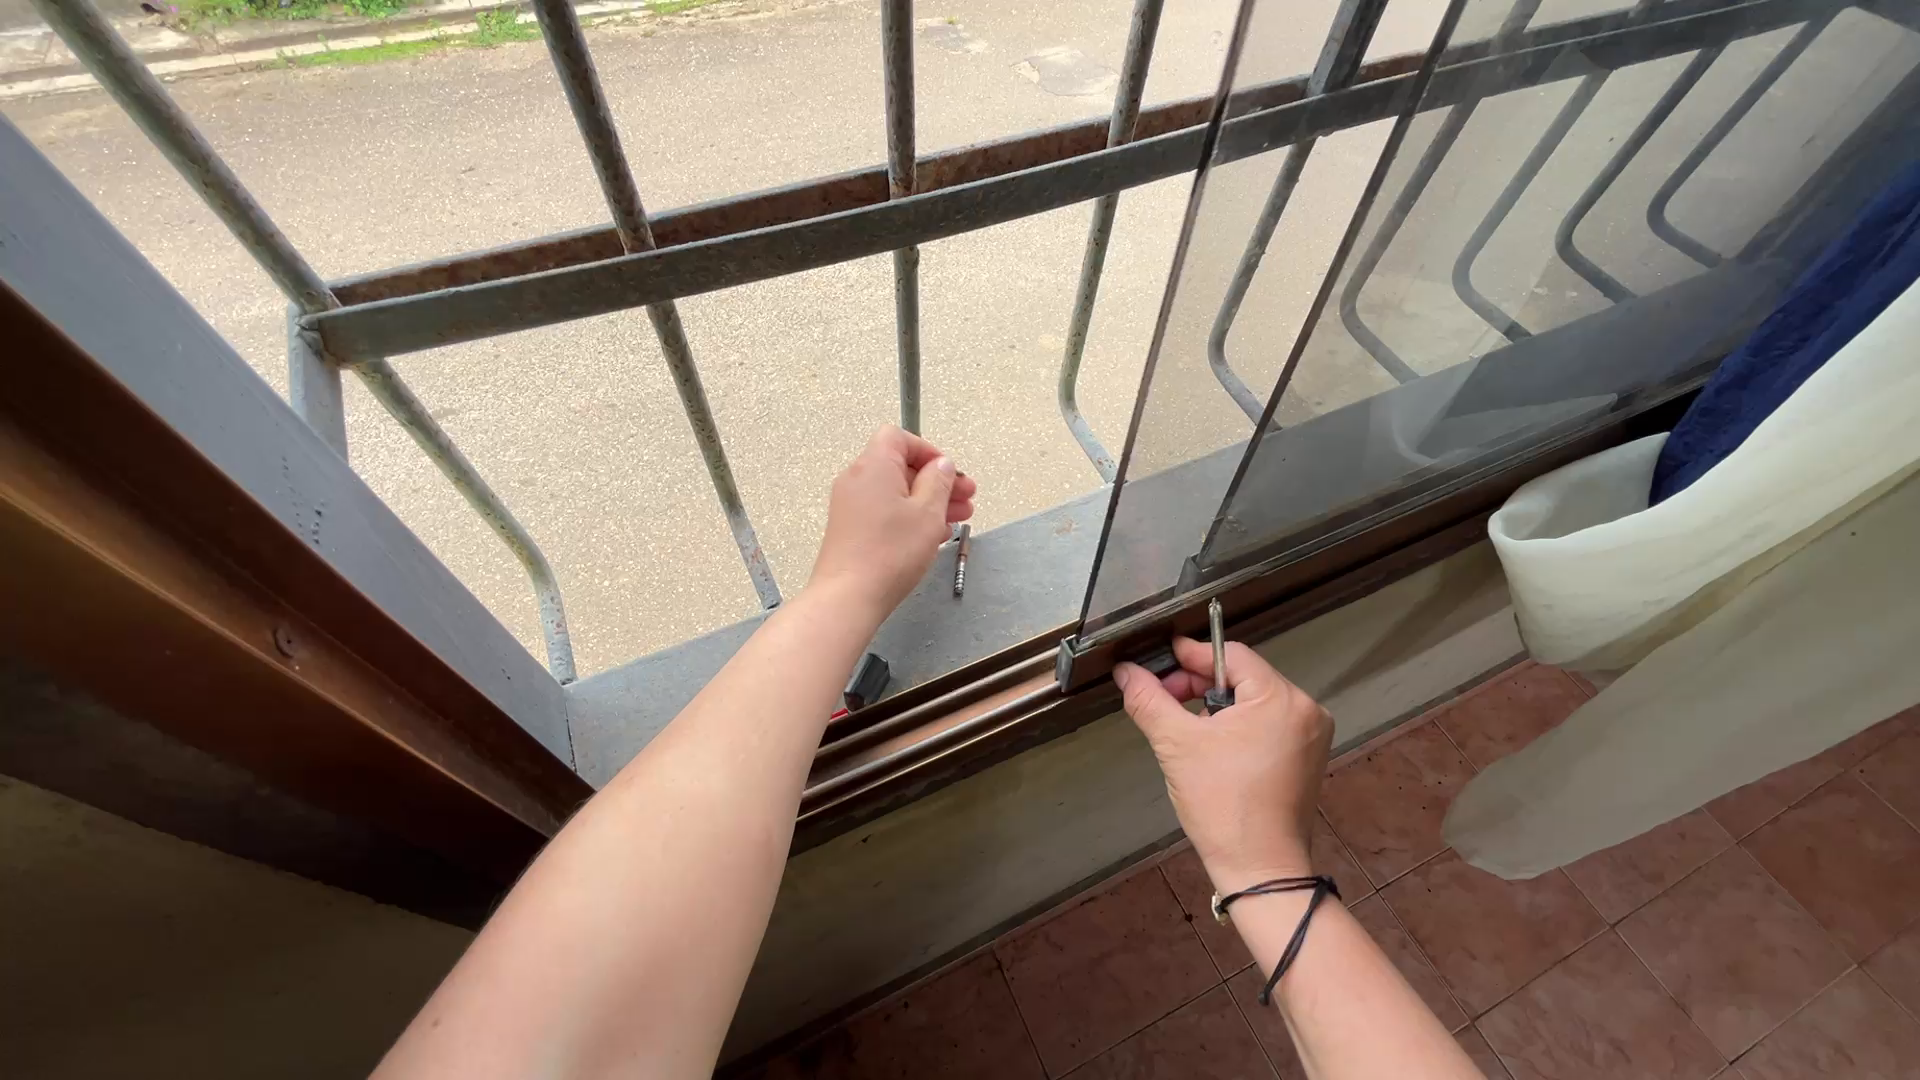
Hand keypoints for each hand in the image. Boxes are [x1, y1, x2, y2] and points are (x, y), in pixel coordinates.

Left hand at [808, 425, 977, 616]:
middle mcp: (857, 479)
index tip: (950, 474)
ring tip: (959, 520)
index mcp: (874, 465)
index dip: (928, 451)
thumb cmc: (891, 552)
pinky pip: (883, 510)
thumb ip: (939, 481)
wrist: (848, 597)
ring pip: (895, 492)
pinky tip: (933, 535)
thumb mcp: (928, 513)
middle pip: (900, 466)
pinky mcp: (849, 528)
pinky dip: (908, 516)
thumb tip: (941, 464)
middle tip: (967, 499)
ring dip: (927, 501)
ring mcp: (850, 505)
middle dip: (937, 480)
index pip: (899, 437)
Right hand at [1115, 637, 1332, 890]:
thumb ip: (1148, 699)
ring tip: (1186, 729)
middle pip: (1242, 676)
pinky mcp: (1306, 757)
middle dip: (1198, 685)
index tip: (1159, 663)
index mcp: (1281, 699)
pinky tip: (1211, 746)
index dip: (1190, 656)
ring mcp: (1310, 735)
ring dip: (1215, 706)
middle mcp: (1305, 710)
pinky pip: (1265, 722)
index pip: (1230, 655)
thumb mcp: (1175, 744)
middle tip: (1165, 700)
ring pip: (1252, 700)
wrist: (1259, 869)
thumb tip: (1125, 671)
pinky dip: (1236, 725)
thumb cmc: (1221, 804)